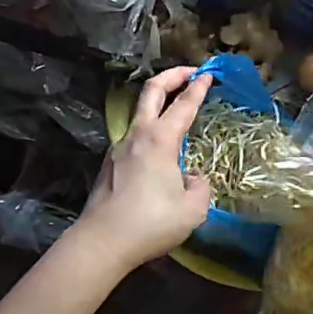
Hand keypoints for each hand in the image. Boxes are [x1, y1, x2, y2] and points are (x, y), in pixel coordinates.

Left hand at [70, 66, 212, 271]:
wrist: (103, 241)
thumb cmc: (151, 223)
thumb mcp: (193, 209)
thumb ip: (199, 186)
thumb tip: (191, 177)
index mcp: (159, 140)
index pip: (183, 105)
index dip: (198, 88)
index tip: (209, 74)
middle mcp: (136, 136)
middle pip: (151, 92)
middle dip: (171, 76)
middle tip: (189, 72)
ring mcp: (118, 149)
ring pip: (138, 114)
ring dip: (157, 103)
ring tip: (174, 108)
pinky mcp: (109, 164)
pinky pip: (133, 137)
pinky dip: (148, 129)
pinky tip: (158, 148)